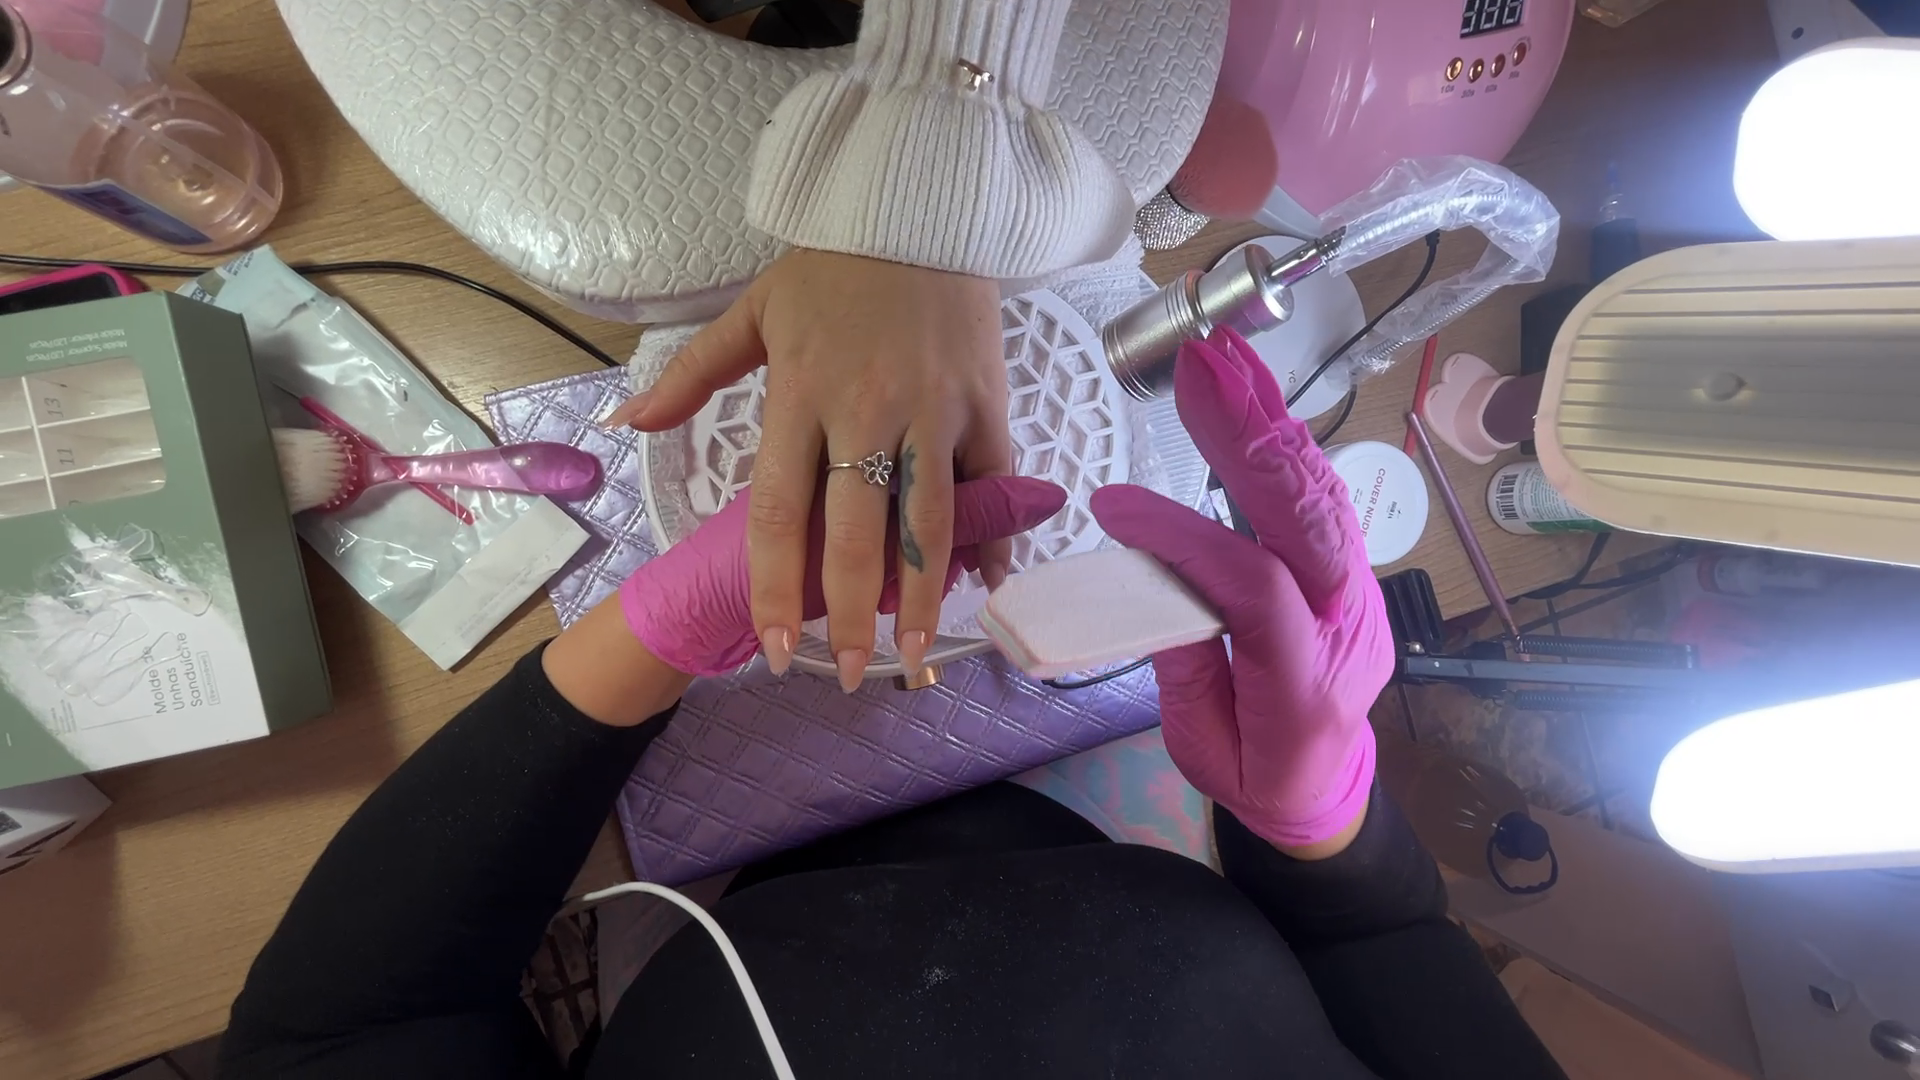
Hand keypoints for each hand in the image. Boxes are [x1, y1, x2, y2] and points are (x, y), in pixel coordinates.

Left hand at [606, 249, 1010, 686]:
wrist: (919, 205)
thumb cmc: (831, 265)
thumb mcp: (751, 309)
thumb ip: (691, 375)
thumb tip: (627, 423)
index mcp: (800, 394)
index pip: (778, 512)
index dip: (776, 588)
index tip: (778, 651)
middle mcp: (867, 412)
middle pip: (855, 535)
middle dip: (850, 615)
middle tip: (844, 675)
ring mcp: (934, 410)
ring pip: (929, 522)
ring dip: (925, 597)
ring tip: (918, 654)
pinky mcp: (985, 403)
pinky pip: (993, 484)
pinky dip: (994, 536)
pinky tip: (989, 582)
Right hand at [1089, 331, 1393, 854]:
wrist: (1325, 789)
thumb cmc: (1256, 773)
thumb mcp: (1202, 746)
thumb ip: (1183, 661)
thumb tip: (1155, 573)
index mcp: (1303, 680)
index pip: (1251, 587)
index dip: (1184, 537)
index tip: (1114, 506)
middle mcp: (1343, 620)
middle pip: (1306, 515)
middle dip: (1249, 434)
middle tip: (1202, 367)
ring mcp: (1353, 589)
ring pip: (1318, 492)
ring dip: (1268, 420)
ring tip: (1226, 361)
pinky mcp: (1344, 569)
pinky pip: (1317, 499)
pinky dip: (1282, 445)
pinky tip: (1252, 404)